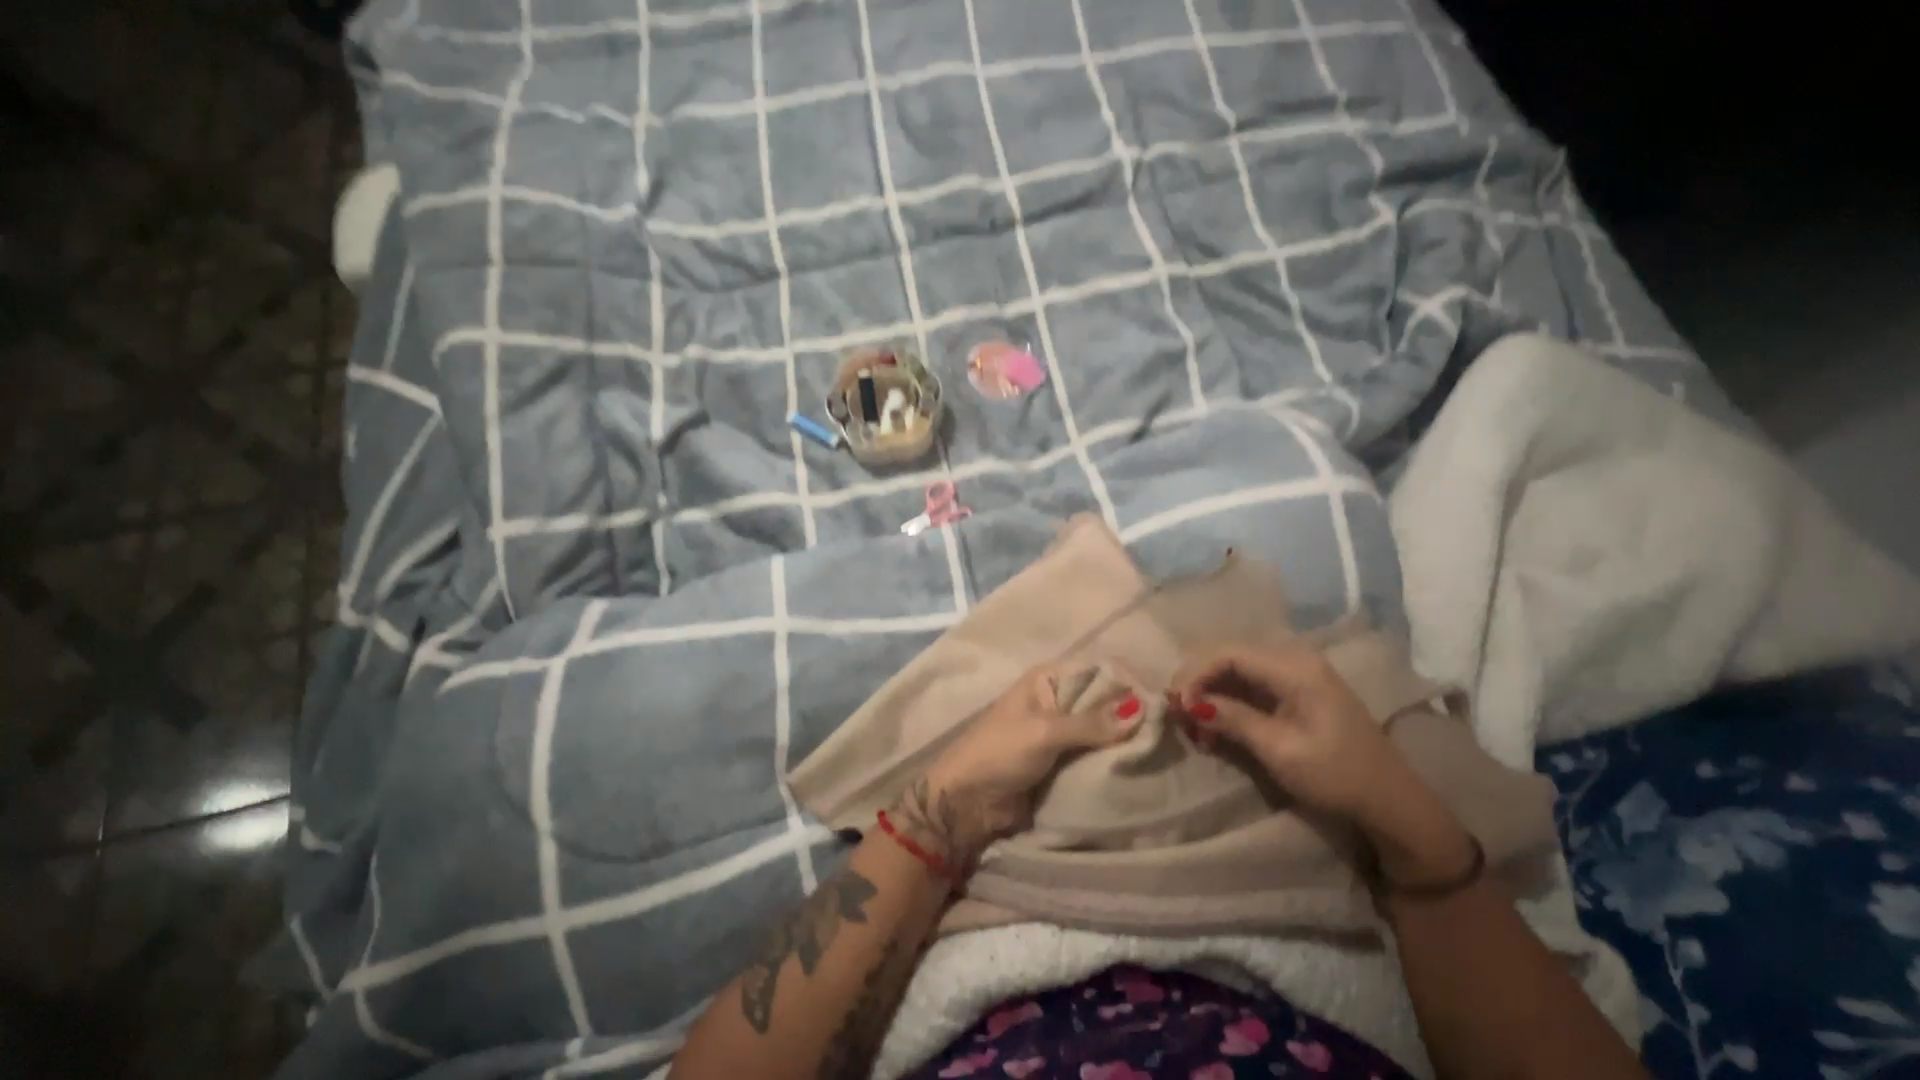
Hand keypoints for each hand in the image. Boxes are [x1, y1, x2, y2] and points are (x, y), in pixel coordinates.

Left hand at [896, 665, 1143, 872]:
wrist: (965, 803)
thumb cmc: (998, 754)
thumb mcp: (1043, 732)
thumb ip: (1091, 723)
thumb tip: (1142, 709)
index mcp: (1047, 680)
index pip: (1098, 671)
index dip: (1128, 684)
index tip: (1162, 704)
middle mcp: (1057, 700)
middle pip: (1105, 702)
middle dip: (1132, 716)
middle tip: (1170, 732)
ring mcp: (1061, 734)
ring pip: (1104, 732)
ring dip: (1126, 743)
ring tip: (1163, 753)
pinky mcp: (1064, 764)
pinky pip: (1096, 758)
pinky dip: (1114, 763)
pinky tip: (1142, 769)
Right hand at [1171, 643, 1417, 824]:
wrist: (1389, 802)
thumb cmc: (1336, 775)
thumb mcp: (1280, 750)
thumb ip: (1233, 719)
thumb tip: (1189, 703)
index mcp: (1295, 667)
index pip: (1228, 653)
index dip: (1195, 675)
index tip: (1176, 707)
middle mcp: (1295, 659)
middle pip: (1229, 656)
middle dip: (1199, 683)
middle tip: (1179, 716)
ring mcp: (1298, 674)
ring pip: (1237, 670)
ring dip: (1211, 694)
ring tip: (1195, 728)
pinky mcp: (1297, 692)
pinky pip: (1251, 685)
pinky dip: (1228, 703)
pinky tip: (1216, 728)